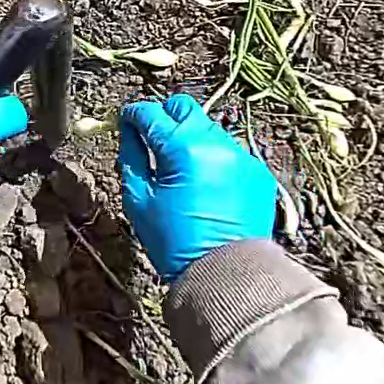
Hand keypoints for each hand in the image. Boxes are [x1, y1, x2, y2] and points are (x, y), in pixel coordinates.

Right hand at [119, 93, 277, 282]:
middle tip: (153, 138)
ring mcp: (241, 154)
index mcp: (184, 148)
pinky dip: (213, 159)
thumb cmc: (175, 243)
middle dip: (165, 117)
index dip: (134, 114)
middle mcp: (216, 142)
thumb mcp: (140, 201)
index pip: (152, 114)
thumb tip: (129, 132)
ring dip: (191, 138)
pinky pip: (229, 151)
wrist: (227, 275)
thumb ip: (132, 158)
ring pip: (208, 128)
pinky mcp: (257, 170)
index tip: (126, 119)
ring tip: (181, 169)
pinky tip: (206, 186)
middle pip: (184, 108)